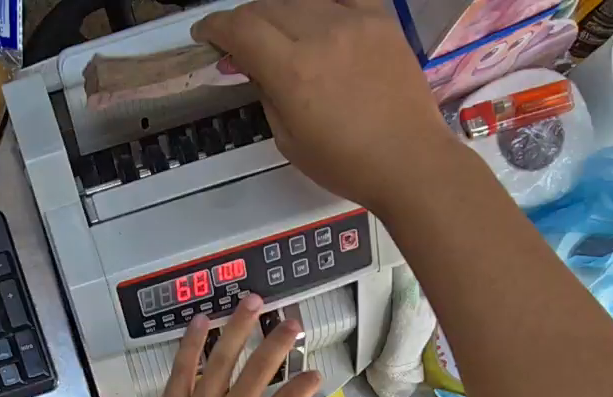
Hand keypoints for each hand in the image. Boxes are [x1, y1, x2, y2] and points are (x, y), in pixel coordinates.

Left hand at [111, 294, 321, 396]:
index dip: (304, 386)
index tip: (314, 373)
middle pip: (260, 371)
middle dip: (279, 343)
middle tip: (292, 323)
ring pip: (224, 359)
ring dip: (240, 327)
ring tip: (254, 301)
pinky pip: (183, 368)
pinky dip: (192, 342)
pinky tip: (202, 320)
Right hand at [194, 0, 460, 212]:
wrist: (407, 160)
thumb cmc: (344, 164)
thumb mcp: (289, 140)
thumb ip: (266, 93)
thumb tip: (252, 66)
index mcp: (293, 72)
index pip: (242, 29)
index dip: (216, 27)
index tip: (205, 33)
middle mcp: (321, 34)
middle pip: (267, 6)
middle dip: (244, 20)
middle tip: (237, 41)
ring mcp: (355, 19)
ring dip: (278, 11)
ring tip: (275, 34)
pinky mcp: (381, 16)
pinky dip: (318, 4)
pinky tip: (314, 20)